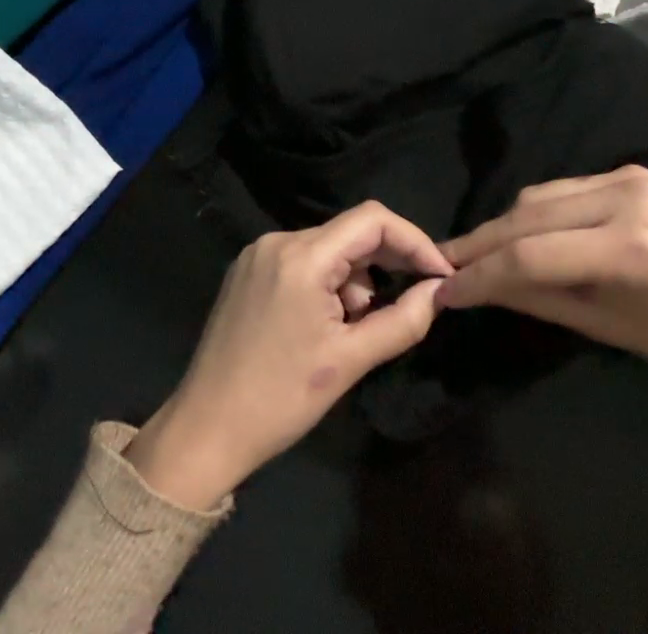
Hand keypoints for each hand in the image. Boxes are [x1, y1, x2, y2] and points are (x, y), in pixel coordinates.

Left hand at [126, 201, 452, 508]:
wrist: (207, 429)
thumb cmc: (281, 398)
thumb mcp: (350, 361)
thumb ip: (404, 320)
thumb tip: (440, 291)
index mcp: (301, 257)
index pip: (373, 220)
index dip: (415, 242)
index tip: (440, 276)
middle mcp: (276, 243)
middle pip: (350, 231)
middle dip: (389, 263)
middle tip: (417, 299)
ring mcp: (257, 256)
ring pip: (328, 248)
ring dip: (357, 279)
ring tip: (358, 329)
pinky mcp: (247, 274)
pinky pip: (303, 262)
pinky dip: (329, 283)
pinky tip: (330, 324)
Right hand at [436, 166, 647, 365]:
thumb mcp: (594, 323)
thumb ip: (529, 296)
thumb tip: (467, 286)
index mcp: (629, 249)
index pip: (532, 256)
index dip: (481, 273)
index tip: (445, 291)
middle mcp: (626, 200)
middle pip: (528, 217)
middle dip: (480, 244)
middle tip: (443, 265)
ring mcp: (626, 178)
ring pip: (536, 197)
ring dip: (502, 226)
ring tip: (475, 253)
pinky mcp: (625, 171)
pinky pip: (558, 190)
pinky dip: (530, 213)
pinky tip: (515, 235)